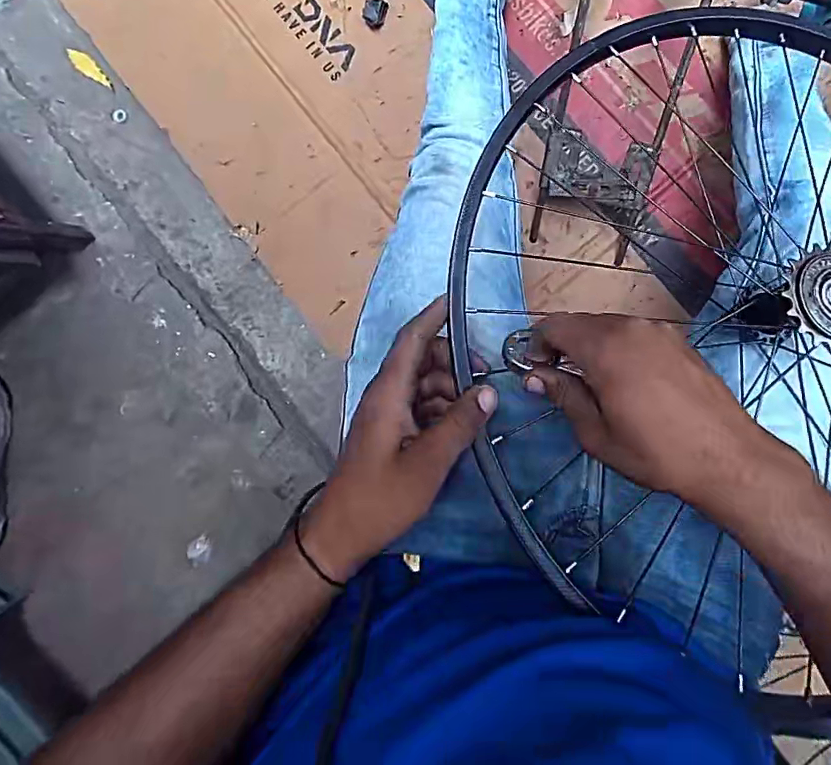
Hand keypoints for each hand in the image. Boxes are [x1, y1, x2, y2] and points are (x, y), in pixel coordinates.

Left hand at [302, 297, 497, 578]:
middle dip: (453, 360)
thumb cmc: (382, 497)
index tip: (455, 299)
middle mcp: (385, 394)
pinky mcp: (389, 429)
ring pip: (422, 382)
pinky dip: (440, 407)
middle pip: (420, 359)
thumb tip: (488, 391)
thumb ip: (459, 424)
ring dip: (450, 387)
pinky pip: (419, 404)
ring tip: (477, 408)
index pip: (411, 340)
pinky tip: (460, 425)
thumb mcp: (428, 463)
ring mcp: (386, 412)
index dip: (432, 317)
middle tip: (485, 378)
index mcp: (388, 393)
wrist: (343, 531)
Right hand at [526, 313, 802, 517]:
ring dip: (590, 345)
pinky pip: (634, 334)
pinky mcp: (678, 340)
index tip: (535, 369)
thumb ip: (563, 396)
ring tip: (594, 382)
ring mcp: (658, 331)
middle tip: (559, 378)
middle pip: (579, 322)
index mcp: (604, 347)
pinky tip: (627, 379)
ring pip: (607, 326)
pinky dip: (618, 347)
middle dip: (562, 345)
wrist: (731, 458)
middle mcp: (630, 328)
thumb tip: (536, 376)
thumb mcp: (597, 434)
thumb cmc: (656, 452)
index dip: (536, 343)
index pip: (554, 325)